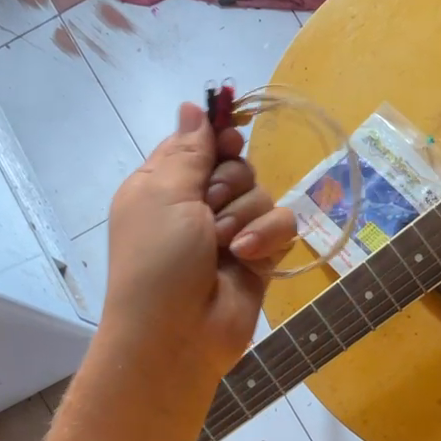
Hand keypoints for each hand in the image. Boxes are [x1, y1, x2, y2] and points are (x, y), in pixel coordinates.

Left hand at [101, 103, 297, 387]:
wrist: (177, 334)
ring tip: (225, 245)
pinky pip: (282, 226)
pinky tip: (247, 256)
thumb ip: (188, 149)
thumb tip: (192, 106)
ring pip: (263, 195)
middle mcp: (199, 207)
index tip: (228, 140)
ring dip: (245, 216)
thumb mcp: (163, 193)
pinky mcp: (260, 258)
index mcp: (164, 186)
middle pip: (237, 166)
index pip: (199, 145)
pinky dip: (267, 237)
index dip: (217, 139)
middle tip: (212, 206)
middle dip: (231, 182)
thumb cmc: (158, 260)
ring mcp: (232, 234)